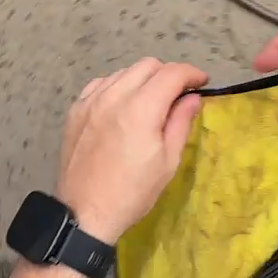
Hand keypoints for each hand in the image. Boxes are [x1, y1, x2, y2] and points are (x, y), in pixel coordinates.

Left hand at [55, 58, 207, 243]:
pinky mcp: (75, 109)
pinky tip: (122, 104)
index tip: (202, 82)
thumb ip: (180, 122)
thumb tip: (192, 98)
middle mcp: (114, 95)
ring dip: (142, 79)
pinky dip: (117, 86)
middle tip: (177, 94)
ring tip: (150, 100)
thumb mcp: (167, 162)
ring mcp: (91, 100)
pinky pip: (100, 84)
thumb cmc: (133, 192)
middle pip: (147, 65)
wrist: (85, 213)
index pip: (171, 73)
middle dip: (168, 74)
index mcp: (141, 108)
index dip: (191, 73)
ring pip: (123, 71)